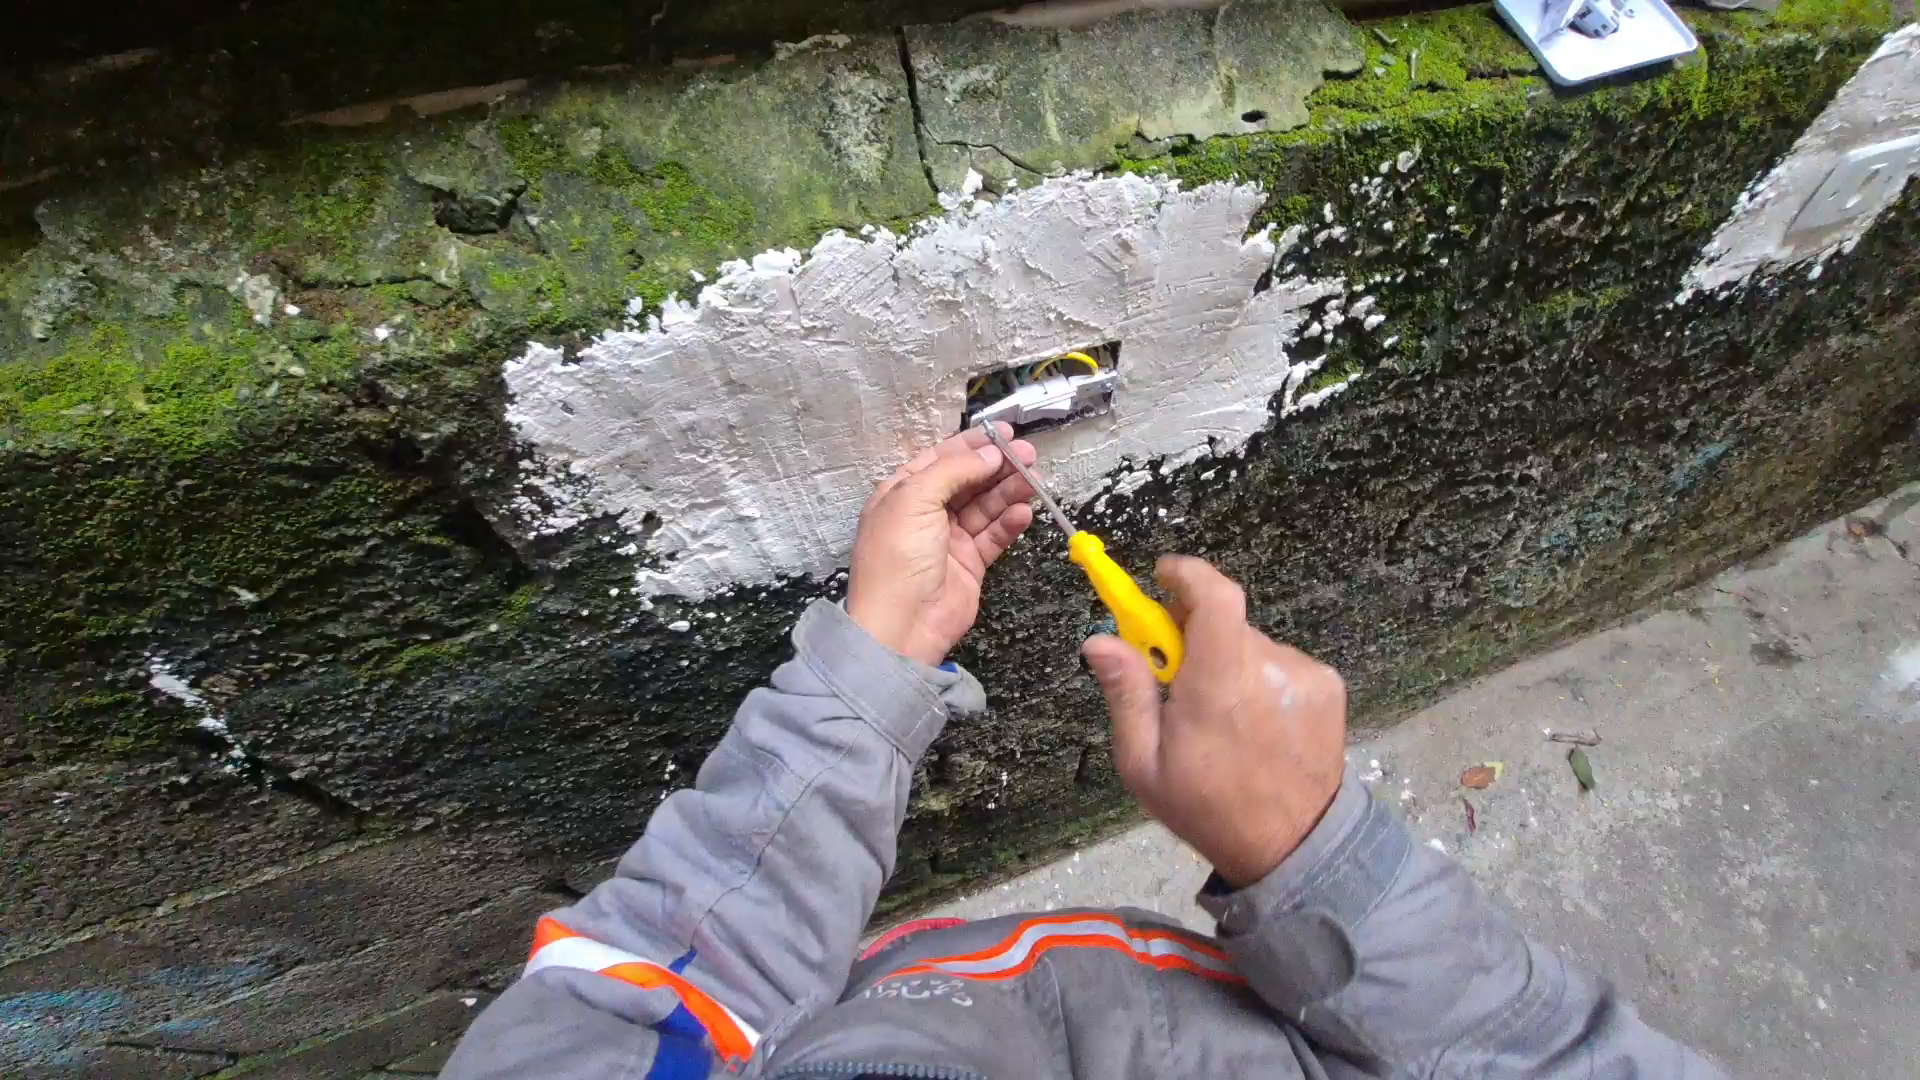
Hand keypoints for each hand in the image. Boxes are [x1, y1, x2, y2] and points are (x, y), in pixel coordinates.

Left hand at [845, 424, 1036, 665]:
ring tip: (1034, 480)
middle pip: (968, 481)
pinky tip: (1024, 512)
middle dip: (997, 466)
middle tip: (1028, 456)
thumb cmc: (897, 557)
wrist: (902, 625)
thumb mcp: (915, 499)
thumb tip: (988, 453)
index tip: (1003, 433)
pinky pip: (994, 536)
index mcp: (902, 493)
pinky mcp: (970, 564)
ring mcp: (948, 539)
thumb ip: (954, 470)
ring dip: (1009, 491)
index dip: (972, 445)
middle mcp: (925, 513)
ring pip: (985, 507)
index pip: (941, 459)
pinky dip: (1009, 523)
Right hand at [1083, 556, 1345, 886]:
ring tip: (1216, 711)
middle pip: (1223, 619)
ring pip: (1248, 640)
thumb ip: (1126, 693)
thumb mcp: (1144, 763)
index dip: (1186, 574)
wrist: (1296, 850)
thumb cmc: (1206, 807)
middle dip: (1191, 630)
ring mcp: (1306, 675)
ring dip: (1224, 657)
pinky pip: (1276, 659)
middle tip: (1172, 670)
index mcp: (1220, 685)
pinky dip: (1255, 673)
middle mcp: (1269, 668)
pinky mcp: (1328, 687)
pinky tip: (1252, 718)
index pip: (1215, 597)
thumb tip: (1098, 640)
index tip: (1161, 575)